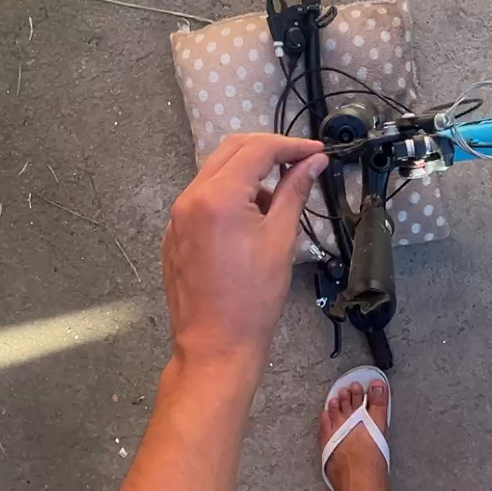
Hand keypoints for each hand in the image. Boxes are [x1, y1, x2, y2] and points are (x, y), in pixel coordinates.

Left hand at [162, 134, 327, 370]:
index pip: (258, 150)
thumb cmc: (254, 296)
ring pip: (217, 172)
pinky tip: (251, 220)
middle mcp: (191, 197)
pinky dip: (230, 195)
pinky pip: (204, 197)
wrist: (216, 344)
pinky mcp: (174, 233)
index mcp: (218, 196)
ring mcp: (177, 215)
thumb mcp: (281, 238)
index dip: (292, 146)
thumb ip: (295, 191)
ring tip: (277, 201)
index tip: (317, 152)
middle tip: (300, 161)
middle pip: (232, 150)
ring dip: (249, 173)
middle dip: (269, 150)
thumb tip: (314, 162)